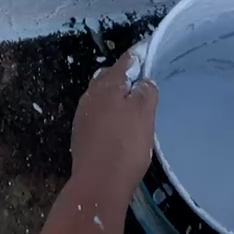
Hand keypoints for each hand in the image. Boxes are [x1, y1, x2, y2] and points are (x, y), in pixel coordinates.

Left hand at [68, 49, 158, 202]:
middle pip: (111, 76)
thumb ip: (146, 92)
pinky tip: (120, 125)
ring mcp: (83, 114)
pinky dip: (110, 113)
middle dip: (126, 75)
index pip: (126, 61)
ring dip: (117, 96)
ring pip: (103, 95)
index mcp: (107, 84)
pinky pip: (98, 114)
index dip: (140, 54)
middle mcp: (91, 94)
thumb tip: (144, 80)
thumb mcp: (144, 114)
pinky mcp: (82, 133)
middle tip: (145, 80)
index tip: (151, 50)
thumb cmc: (125, 145)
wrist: (98, 183)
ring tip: (134, 103)